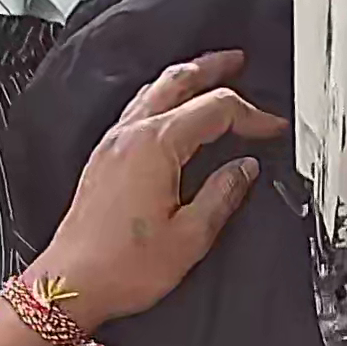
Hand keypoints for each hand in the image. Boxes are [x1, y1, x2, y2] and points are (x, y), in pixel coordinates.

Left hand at [23, 49, 286, 330]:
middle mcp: (129, 135)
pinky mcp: (104, 160)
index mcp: (155, 147)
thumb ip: (222, 195)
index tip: (273, 129)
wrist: (73, 284)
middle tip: (238, 61)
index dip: (251, 115)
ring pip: (153, 92)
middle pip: (177, 82)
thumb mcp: (190, 237)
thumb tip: (244, 170)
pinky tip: (173, 113)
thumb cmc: (125, 267)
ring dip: (185, 79)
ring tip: (209, 77)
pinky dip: (163, 100)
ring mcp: (112, 145)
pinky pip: (138, 111)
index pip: (215, 110)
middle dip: (212, 69)